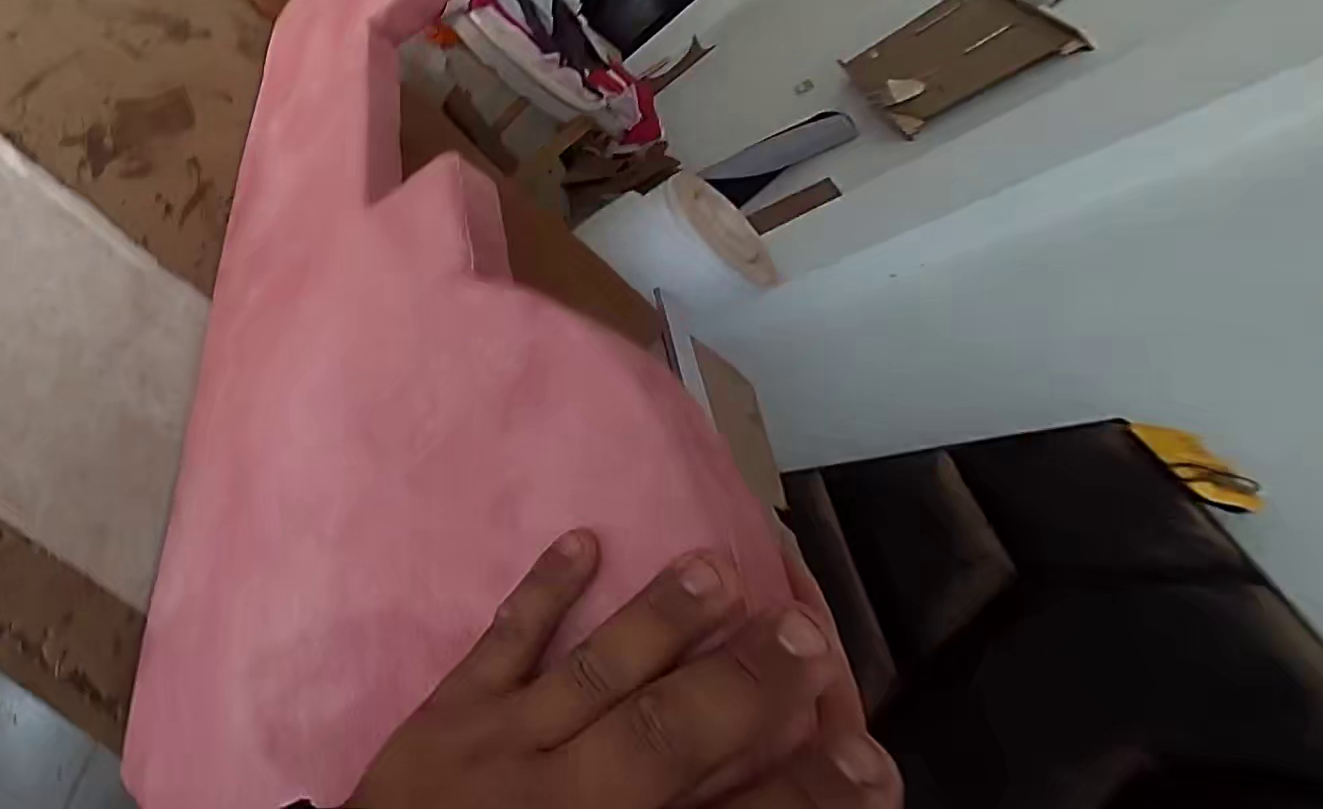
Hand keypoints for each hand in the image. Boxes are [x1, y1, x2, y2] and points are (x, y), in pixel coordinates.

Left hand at [346, 529, 899, 808]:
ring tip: (714, 566)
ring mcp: (502, 739)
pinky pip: (504, 638)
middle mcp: (564, 793)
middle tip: (804, 628)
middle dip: (740, 682)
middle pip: (666, 733)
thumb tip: (734, 795)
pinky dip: (542, 589)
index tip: (866, 752)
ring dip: (657, 619)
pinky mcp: (455, 705)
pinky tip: (581, 539)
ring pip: (593, 670)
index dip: (802, 794)